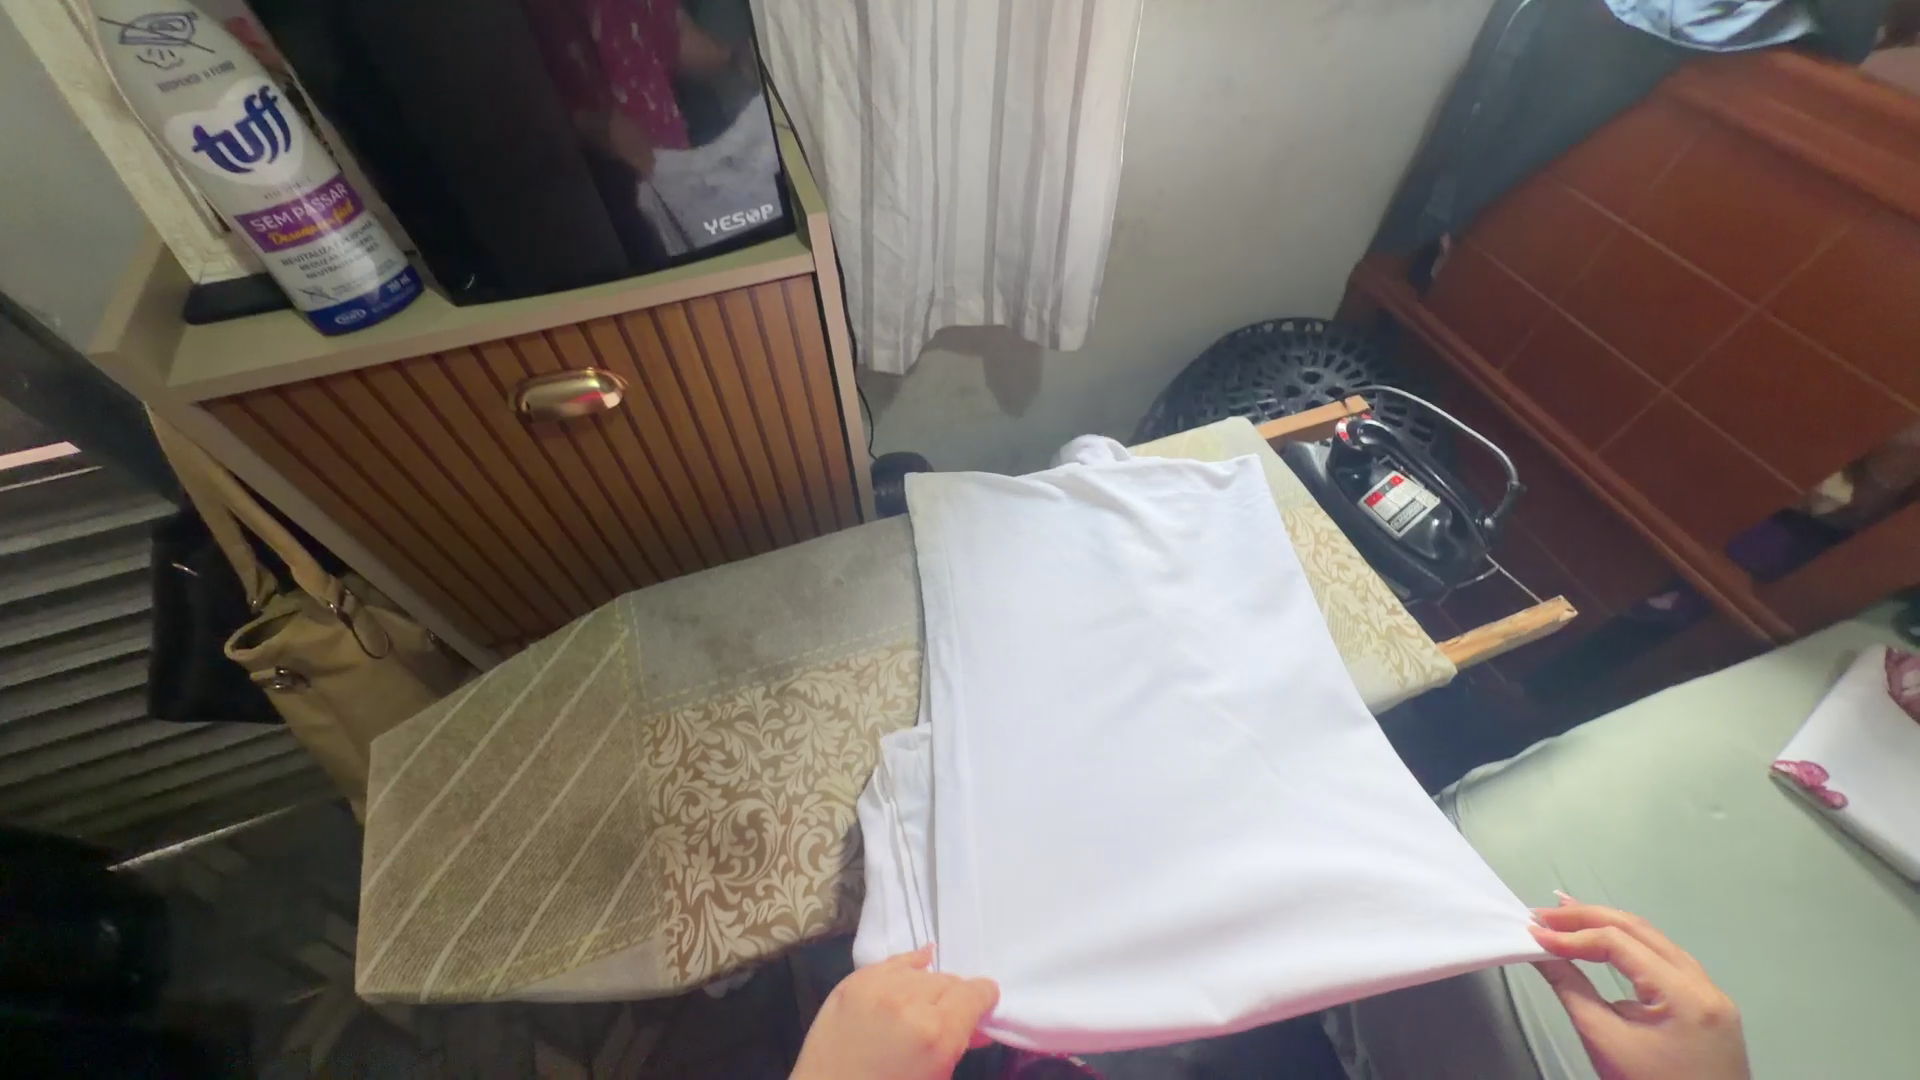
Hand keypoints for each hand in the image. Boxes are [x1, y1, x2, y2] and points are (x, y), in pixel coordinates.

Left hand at [791, 945, 998, 1079]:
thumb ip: (958, 1049)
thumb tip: (976, 1027)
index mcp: (936, 1033)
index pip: (975, 994)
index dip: (984, 1000)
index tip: (985, 1006)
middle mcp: (910, 1000)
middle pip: (949, 981)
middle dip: (954, 999)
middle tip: (950, 1017)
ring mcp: (879, 987)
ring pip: (922, 972)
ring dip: (928, 988)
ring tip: (924, 1005)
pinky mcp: (854, 981)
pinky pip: (893, 961)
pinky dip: (908, 965)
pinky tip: (919, 963)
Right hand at [1530, 898, 1749, 1079]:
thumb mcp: (1602, 1036)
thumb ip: (1568, 984)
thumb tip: (1536, 947)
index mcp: (1685, 995)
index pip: (1618, 943)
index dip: (1571, 934)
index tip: (1533, 935)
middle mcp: (1704, 986)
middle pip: (1638, 930)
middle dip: (1586, 918)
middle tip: (1543, 916)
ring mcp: (1710, 995)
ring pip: (1652, 939)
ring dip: (1605, 924)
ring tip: (1564, 917)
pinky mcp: (1705, 1005)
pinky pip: (1662, 958)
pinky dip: (1626, 942)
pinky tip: (1601, 939)